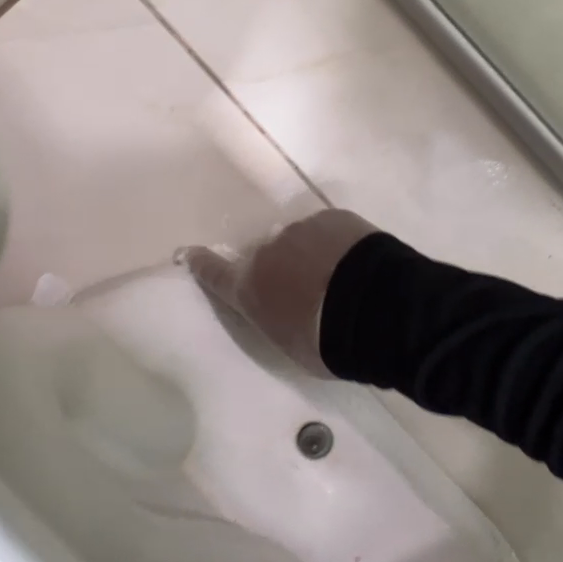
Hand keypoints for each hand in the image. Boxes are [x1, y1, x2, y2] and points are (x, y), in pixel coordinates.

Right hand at [181, 209, 378, 377]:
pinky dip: (338, 244)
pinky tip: (358, 263)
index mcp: (250, 288)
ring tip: (341, 278)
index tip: (188, 253)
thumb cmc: (326, 343)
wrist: (374, 310)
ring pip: (301, 240)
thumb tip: (287, 308)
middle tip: (308, 288)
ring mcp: (301, 230)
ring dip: (312, 254)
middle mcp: (268, 251)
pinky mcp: (333, 217)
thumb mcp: (290, 344)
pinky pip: (329, 230)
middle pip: (267, 256)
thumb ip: (279, 318)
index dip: (202, 264)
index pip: (215, 274)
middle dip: (282, 268)